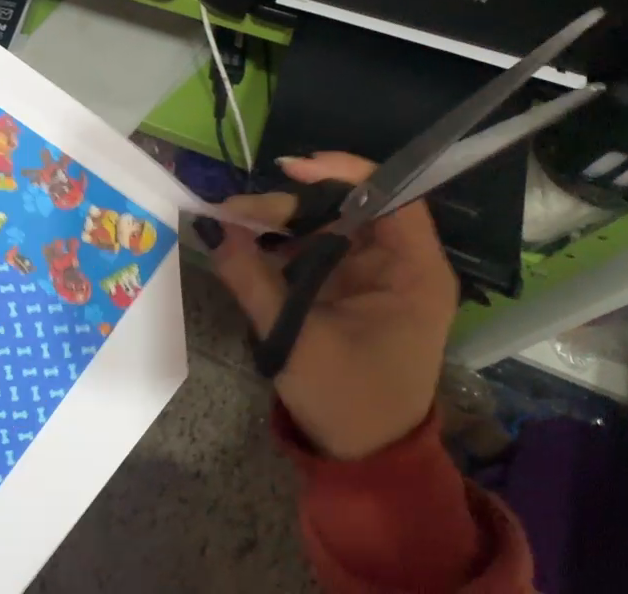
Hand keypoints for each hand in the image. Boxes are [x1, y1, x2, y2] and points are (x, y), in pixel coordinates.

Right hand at [202, 153, 458, 460]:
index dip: (343, 174)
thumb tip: (214, 229)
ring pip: (325, 224)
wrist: (364, 456)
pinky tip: (248, 246)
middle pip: (348, 207)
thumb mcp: (295, 340)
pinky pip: (314, 248)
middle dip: (290, 204)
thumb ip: (253, 279)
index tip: (288, 170)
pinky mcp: (347, 288)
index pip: (393, 198)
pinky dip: (282, 243)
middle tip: (235, 212)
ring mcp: (372, 276)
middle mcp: (397, 265)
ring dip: (280, 221)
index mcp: (412, 274)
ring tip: (232, 226)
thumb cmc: (346, 399)